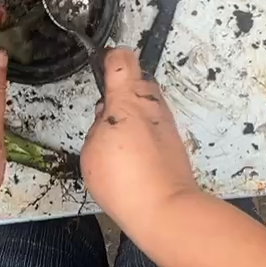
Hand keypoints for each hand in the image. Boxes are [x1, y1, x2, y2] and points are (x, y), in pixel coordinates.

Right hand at [81, 48, 202, 232]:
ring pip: (148, 106)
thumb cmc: (125, 180)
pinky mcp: (174, 143)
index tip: (102, 62)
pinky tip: (131, 156)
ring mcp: (166, 124)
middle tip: (106, 110)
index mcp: (127, 99)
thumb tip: (106, 119)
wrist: (164, 208)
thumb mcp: (92, 151)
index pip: (121, 60)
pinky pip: (154, 128)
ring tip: (117, 139)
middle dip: (122, 90)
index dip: (110, 58)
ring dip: (133, 114)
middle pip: (138, 81)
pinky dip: (143, 134)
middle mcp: (152, 106)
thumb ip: (97, 127)